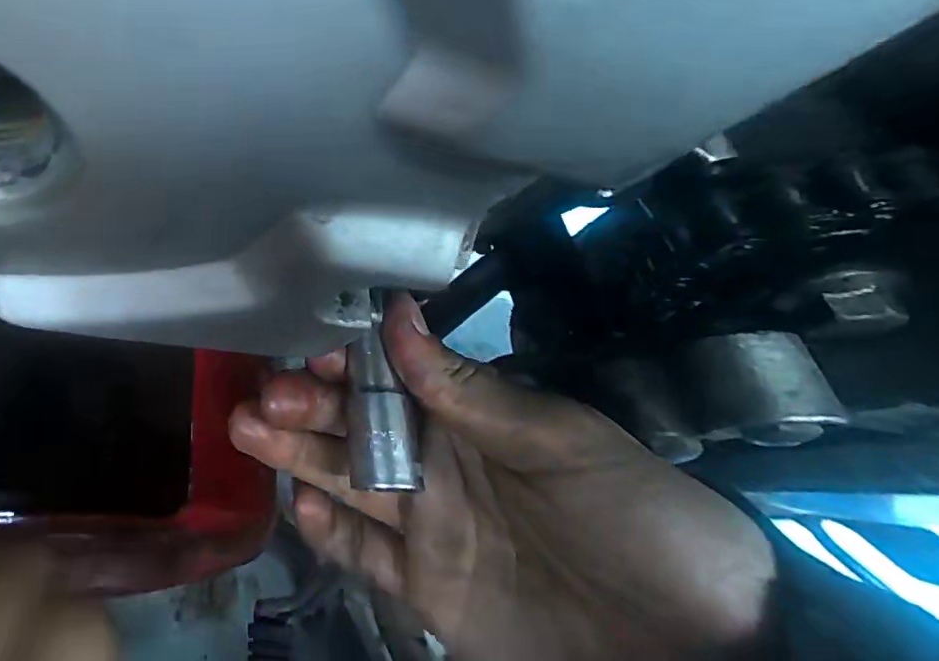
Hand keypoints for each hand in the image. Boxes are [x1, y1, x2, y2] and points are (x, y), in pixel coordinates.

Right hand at [229, 293, 775, 660]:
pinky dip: (331, 533)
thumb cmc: (628, 513)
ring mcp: (431, 526)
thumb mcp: (555, 439)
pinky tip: (297, 505)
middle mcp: (439, 462)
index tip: (306, 357)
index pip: (393, 379)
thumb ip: (466, 388)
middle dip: (306, 410)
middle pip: (358, 429)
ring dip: (298, 458)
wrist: (691, 642)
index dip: (348, 366)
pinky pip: (368, 556)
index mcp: (470, 416)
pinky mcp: (430, 590)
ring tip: (247, 432)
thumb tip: (397, 311)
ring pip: (349, 483)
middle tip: (256, 399)